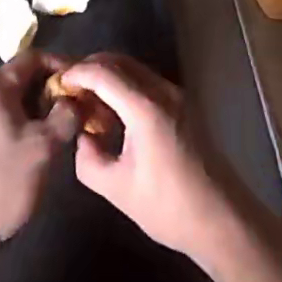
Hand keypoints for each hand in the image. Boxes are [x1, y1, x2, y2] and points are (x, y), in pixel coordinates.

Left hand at [0, 50, 80, 253]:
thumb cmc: (6, 181)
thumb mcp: (46, 144)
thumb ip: (68, 113)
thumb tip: (79, 98)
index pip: (34, 57)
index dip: (63, 64)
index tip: (86, 82)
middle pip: (28, 75)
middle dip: (57, 86)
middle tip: (84, 103)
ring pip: (23, 96)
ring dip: (48, 104)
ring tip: (73, 121)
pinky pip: (14, 113)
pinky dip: (35, 118)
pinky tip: (52, 138)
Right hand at [60, 53, 236, 259]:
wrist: (223, 220)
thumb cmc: (169, 207)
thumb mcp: (117, 190)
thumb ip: (88, 159)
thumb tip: (82, 137)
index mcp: (146, 108)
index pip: (103, 73)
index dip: (77, 73)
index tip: (57, 84)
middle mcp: (163, 92)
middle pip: (119, 61)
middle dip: (90, 68)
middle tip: (69, 89)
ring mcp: (176, 96)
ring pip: (134, 69)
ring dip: (108, 76)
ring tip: (87, 101)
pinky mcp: (183, 105)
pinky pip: (146, 81)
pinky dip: (124, 85)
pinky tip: (113, 112)